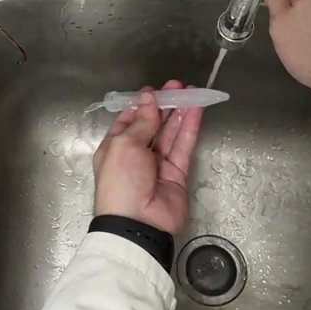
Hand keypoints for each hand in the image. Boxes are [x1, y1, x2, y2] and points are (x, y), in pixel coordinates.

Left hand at [92, 81, 204, 233]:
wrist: (138, 222)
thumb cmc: (122, 181)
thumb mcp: (124, 145)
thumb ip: (141, 123)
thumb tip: (148, 100)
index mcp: (114, 148)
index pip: (128, 122)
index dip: (140, 105)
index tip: (152, 90)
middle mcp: (135, 155)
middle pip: (151, 125)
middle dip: (163, 105)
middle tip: (176, 86)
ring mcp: (157, 165)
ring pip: (170, 133)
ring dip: (179, 113)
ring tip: (190, 92)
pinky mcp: (177, 173)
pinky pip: (183, 146)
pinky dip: (189, 127)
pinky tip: (196, 110)